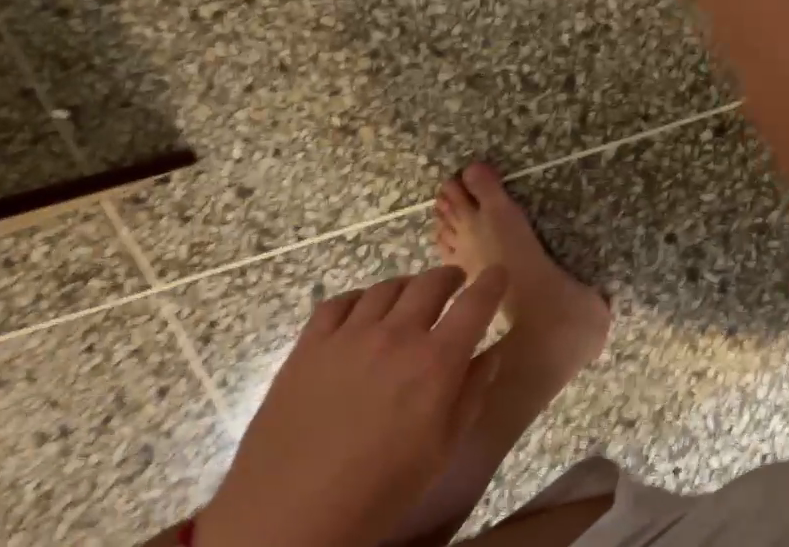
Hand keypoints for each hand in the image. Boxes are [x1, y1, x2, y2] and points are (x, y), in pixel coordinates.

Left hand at [196, 266, 508, 546]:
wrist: (289, 515)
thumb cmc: (378, 490)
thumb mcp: (441, 451)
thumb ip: (470, 396)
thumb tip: (491, 356)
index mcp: (436, 362)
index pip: (475, 303)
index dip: (492, 282)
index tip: (499, 273)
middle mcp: (396, 335)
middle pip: (430, 283)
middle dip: (450, 277)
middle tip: (456, 283)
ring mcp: (348, 336)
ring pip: (386, 288)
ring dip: (407, 286)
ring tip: (410, 297)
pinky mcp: (308, 346)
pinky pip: (338, 303)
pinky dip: (359, 298)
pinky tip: (361, 311)